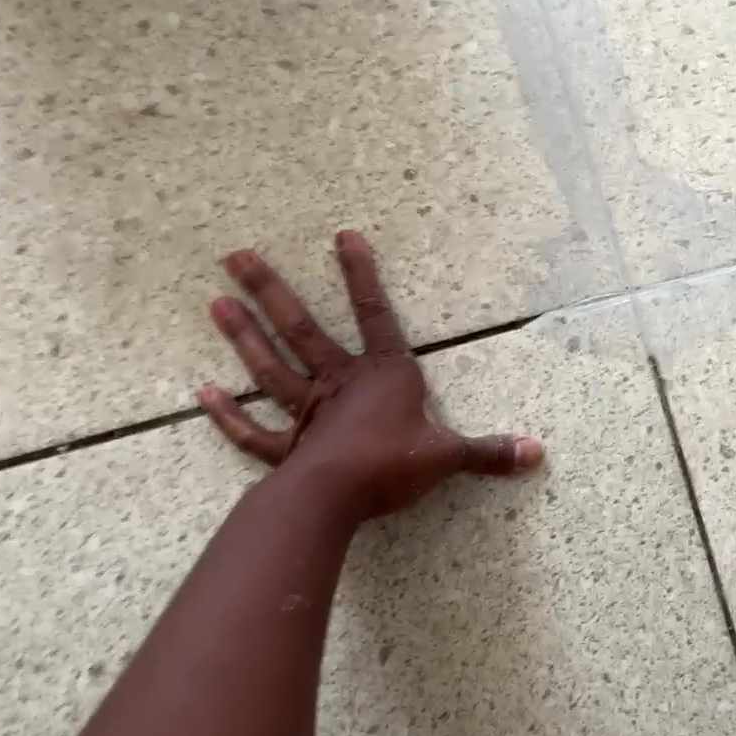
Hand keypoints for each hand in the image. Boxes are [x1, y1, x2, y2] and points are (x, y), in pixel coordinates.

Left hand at [197, 230, 542, 520]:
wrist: (334, 500)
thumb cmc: (392, 464)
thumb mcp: (449, 455)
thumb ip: (488, 452)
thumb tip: (536, 453)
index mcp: (383, 375)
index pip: (375, 313)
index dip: (361, 274)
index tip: (342, 235)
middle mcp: (339, 383)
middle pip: (302, 330)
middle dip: (271, 291)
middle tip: (235, 257)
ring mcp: (305, 413)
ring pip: (269, 367)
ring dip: (243, 336)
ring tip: (215, 302)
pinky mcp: (285, 449)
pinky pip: (252, 430)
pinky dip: (225, 413)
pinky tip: (199, 392)